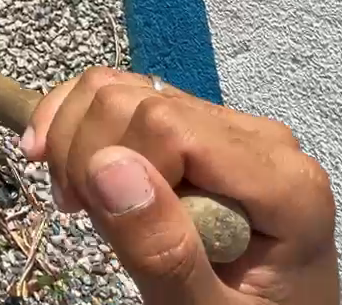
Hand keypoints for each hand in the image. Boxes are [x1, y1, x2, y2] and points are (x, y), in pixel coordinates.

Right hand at [20, 68, 339, 304]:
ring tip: (79, 200)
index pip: (165, 125)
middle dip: (84, 153)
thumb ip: (166, 254)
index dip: (113, 161)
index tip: (96, 221)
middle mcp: (256, 136)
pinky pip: (112, 90)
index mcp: (283, 183)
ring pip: (111, 87)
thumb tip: (107, 165)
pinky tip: (58, 161)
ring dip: (70, 139)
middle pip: (130, 100)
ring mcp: (221, 122)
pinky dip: (70, 121)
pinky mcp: (189, 118)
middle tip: (83, 214)